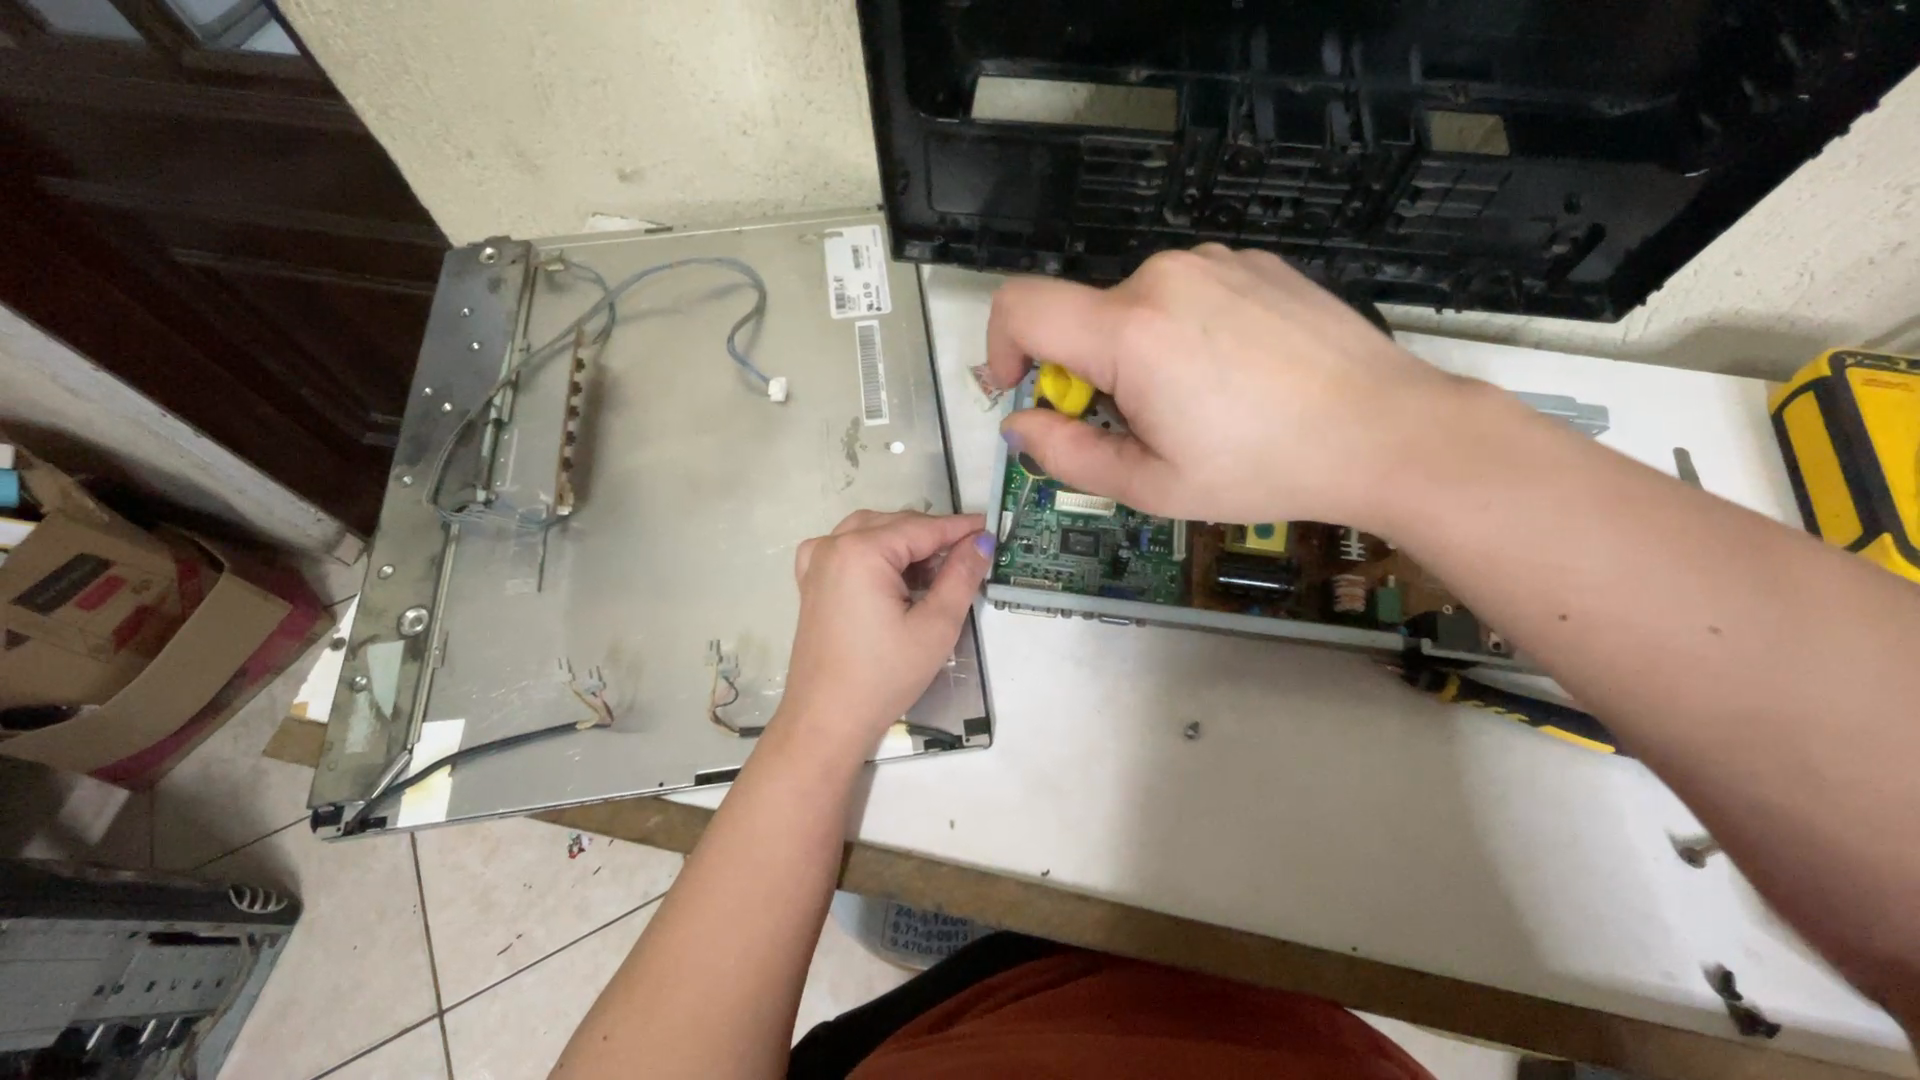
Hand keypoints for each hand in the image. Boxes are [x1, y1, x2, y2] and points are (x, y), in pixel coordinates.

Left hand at [777, 511, 991, 748]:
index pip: (923, 528)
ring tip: (935, 575)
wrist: (827, 719)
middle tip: (969, 560)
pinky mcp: (812, 582)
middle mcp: (834, 546)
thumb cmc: (884, 676)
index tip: (991, 529)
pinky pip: (848, 550)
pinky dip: (875, 554)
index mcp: (861, 551)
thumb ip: (961, 576)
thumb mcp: (935, 626)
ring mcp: (817, 562)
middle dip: (933, 538)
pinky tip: (892, 577)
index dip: (960, 528)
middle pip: (896, 525)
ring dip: (905, 545)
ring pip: (872, 533)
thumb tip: (981, 542)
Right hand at [986, 244, 1465, 528]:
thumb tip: (1020, 426)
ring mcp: (1215, 262)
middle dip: (1085, 373)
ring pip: (1133, 306)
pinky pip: (1186, 292)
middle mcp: (1165, 276)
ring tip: (1195, 403)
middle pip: (1081, 317)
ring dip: (1135, 353)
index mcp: (1131, 331)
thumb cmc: (1266, 468)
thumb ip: (1066, 455)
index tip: (1024, 393)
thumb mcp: (1152, 485)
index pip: (1019, 307)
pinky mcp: (1253, 263)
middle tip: (1137, 427)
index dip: (1000, 350)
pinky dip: (1182, 332)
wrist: (1386, 431)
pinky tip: (1232, 375)